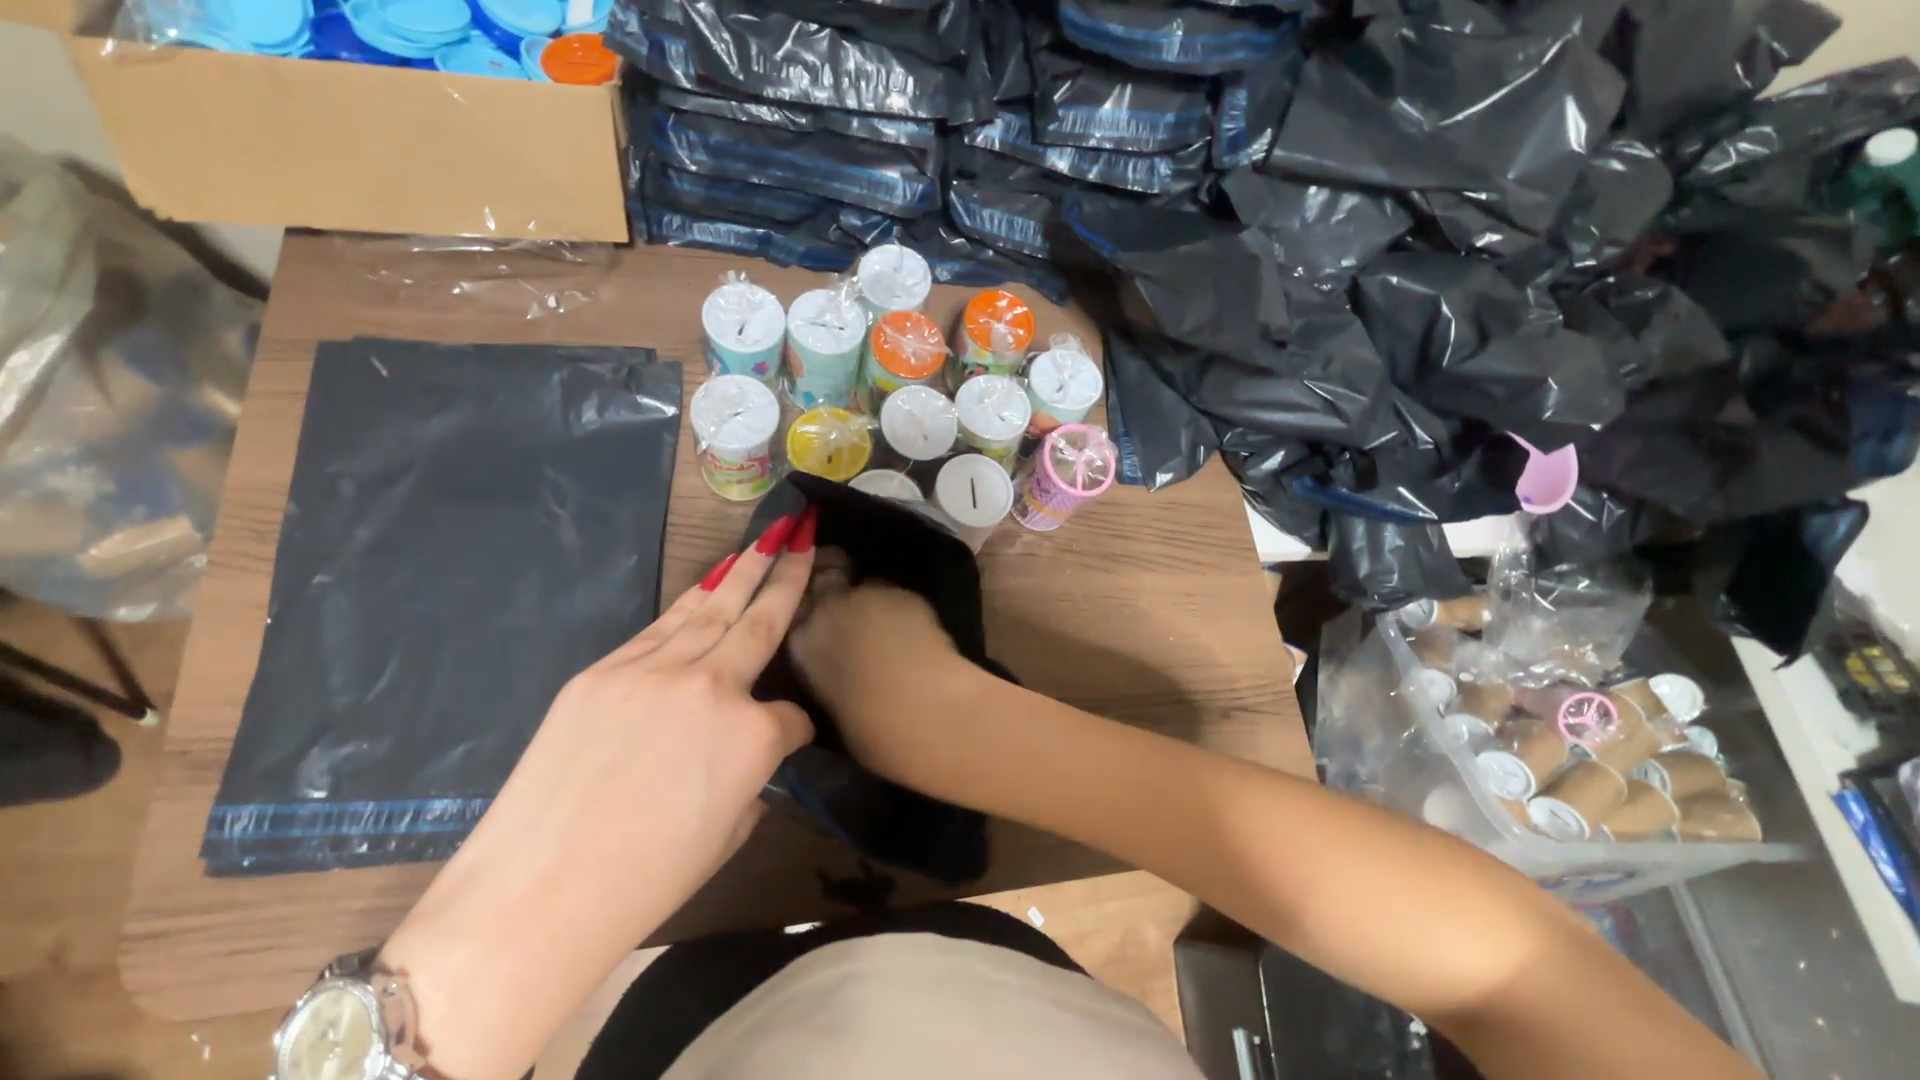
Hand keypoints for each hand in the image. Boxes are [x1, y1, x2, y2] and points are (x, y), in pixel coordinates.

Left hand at [380, 508, 819, 1079]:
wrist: (537, 892)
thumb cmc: (646, 883)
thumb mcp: (726, 836)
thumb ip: (749, 782)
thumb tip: (745, 761)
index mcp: (754, 738)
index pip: (792, 719)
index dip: (793, 733)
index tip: (785, 746)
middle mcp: (711, 688)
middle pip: (759, 622)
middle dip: (786, 575)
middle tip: (805, 535)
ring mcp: (652, 671)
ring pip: (709, 610)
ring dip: (741, 572)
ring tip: (765, 541)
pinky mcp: (603, 671)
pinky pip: (659, 628)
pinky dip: (689, 603)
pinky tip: (708, 584)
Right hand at [788, 561, 974, 777]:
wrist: (920, 711)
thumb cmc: (871, 729)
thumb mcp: (832, 705)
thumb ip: (831, 674)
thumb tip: (843, 670)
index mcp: (801, 646)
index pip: (798, 614)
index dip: (814, 613)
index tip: (824, 621)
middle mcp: (825, 611)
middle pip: (826, 583)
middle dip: (839, 592)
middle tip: (856, 611)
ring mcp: (865, 595)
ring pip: (867, 586)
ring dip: (874, 601)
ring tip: (892, 626)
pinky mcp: (903, 593)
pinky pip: (899, 595)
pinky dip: (905, 608)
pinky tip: (919, 631)